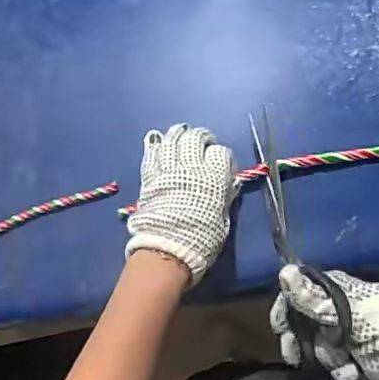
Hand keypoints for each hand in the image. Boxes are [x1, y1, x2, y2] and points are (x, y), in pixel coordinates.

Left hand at [125, 124, 235, 283]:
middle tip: (202, 140)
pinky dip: (154, 144)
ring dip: (177, 134)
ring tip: (181, 131)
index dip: (221, 155)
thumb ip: (224, 197)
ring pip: (172, 141)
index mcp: (214, 178)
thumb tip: (228, 185)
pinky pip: (152, 155)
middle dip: (200, 137)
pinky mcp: (150, 177)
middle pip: (195, 140)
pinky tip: (155, 138)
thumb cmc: (201, 239)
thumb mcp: (222, 218)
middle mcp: (191, 168)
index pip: (220, 154)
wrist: (167, 247)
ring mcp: (168, 171)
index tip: (220, 160)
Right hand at [270, 266, 378, 379]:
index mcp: (330, 292)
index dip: (284, 312)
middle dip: (299, 342)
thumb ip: (308, 295)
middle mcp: (333, 313)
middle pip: (300, 326)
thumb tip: (284, 271)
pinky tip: (352, 371)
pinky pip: (334, 366)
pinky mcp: (353, 360)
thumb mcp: (341, 306)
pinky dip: (342, 370)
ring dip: (327, 356)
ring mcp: (343, 337)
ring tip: (343, 359)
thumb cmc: (377, 321)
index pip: (295, 298)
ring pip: (316, 349)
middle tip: (295, 354)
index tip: (280, 328)